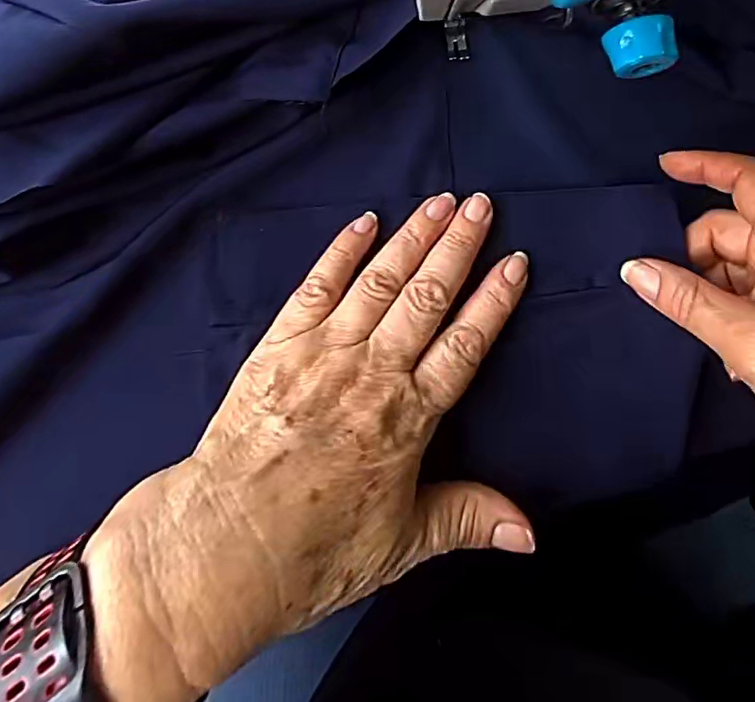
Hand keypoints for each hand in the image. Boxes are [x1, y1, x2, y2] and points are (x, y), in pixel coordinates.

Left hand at [82, 193, 533, 699]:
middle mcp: (370, 373)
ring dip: (411, 238)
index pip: (464, 344)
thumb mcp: (401, 544)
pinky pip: (317, 286)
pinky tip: (365, 223)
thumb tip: (530, 533)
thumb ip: (466, 518)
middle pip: (426, 297)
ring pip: (378, 282)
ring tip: (439, 203)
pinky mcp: (279, 344)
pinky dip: (342, 251)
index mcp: (407, 418)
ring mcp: (322, 352)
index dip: (493, 301)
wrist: (225, 541)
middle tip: (480, 206)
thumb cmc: (314, 549)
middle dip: (457, 246)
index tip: (514, 262)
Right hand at [619, 151, 754, 582]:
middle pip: (733, 229)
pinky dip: (732, 308)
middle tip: (673, 298)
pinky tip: (729, 348)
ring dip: (712, 290)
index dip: (706, 165)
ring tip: (711, 337)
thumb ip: (683, 299)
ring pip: (740, 264)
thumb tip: (632, 268)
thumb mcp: (746, 340)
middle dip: (694, 256)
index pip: (752, 181)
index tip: (664, 164)